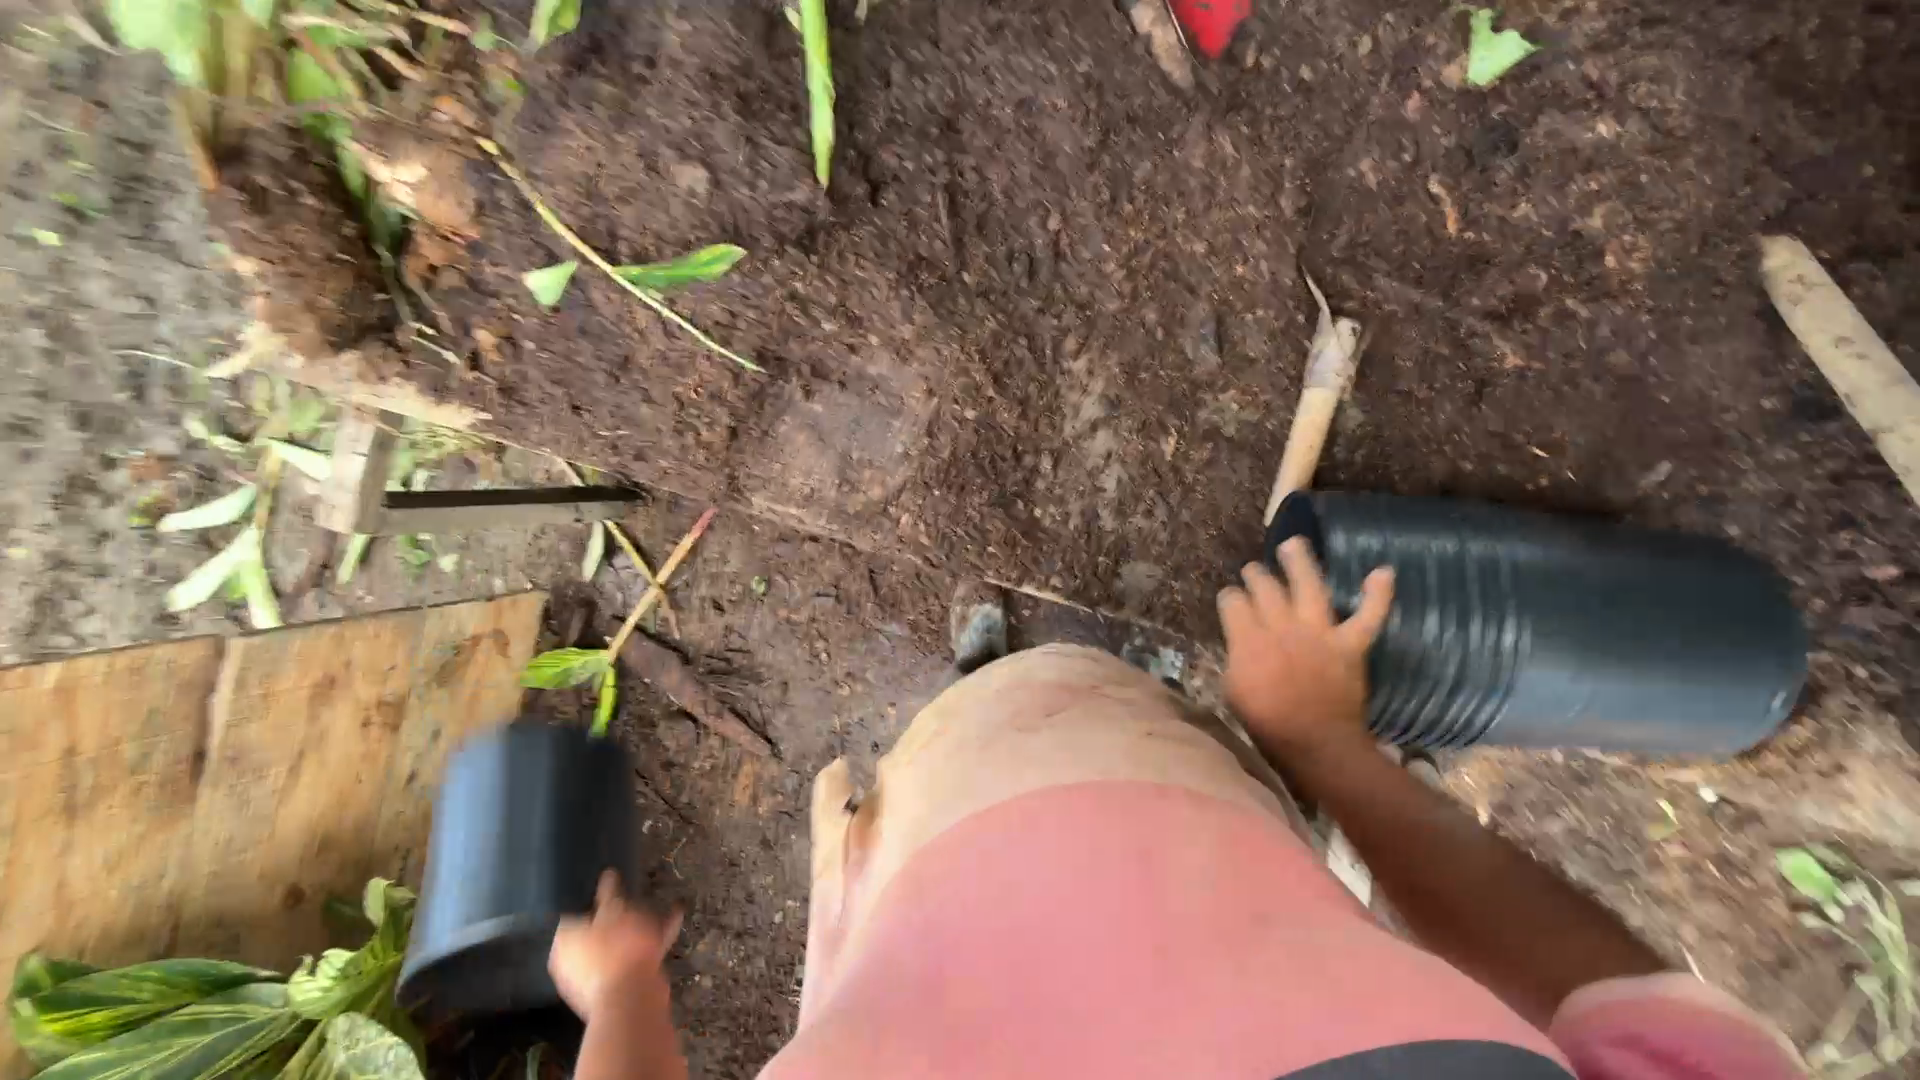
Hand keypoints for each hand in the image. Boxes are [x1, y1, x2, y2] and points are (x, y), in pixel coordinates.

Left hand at [550, 872, 681, 1020]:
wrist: (631, 998)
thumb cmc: (616, 948)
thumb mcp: (615, 910)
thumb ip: (610, 893)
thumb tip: (607, 874)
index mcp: (564, 941)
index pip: (572, 913)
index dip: (590, 899)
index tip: (608, 888)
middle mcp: (572, 961)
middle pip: (595, 931)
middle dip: (618, 916)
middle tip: (635, 901)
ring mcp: (594, 977)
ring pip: (617, 945)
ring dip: (638, 930)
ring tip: (661, 910)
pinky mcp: (617, 987)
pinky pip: (633, 958)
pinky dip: (649, 944)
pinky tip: (671, 925)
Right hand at [1216, 537, 1393, 760]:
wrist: (1315, 742)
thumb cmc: (1266, 721)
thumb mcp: (1233, 687)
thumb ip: (1237, 656)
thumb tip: (1241, 642)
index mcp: (1248, 639)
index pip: (1233, 602)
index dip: (1229, 598)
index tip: (1230, 600)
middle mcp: (1282, 626)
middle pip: (1266, 588)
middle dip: (1256, 576)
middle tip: (1253, 572)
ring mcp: (1319, 633)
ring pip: (1310, 587)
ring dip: (1300, 562)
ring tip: (1293, 545)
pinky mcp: (1350, 644)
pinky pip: (1369, 616)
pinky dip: (1378, 595)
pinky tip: (1383, 571)